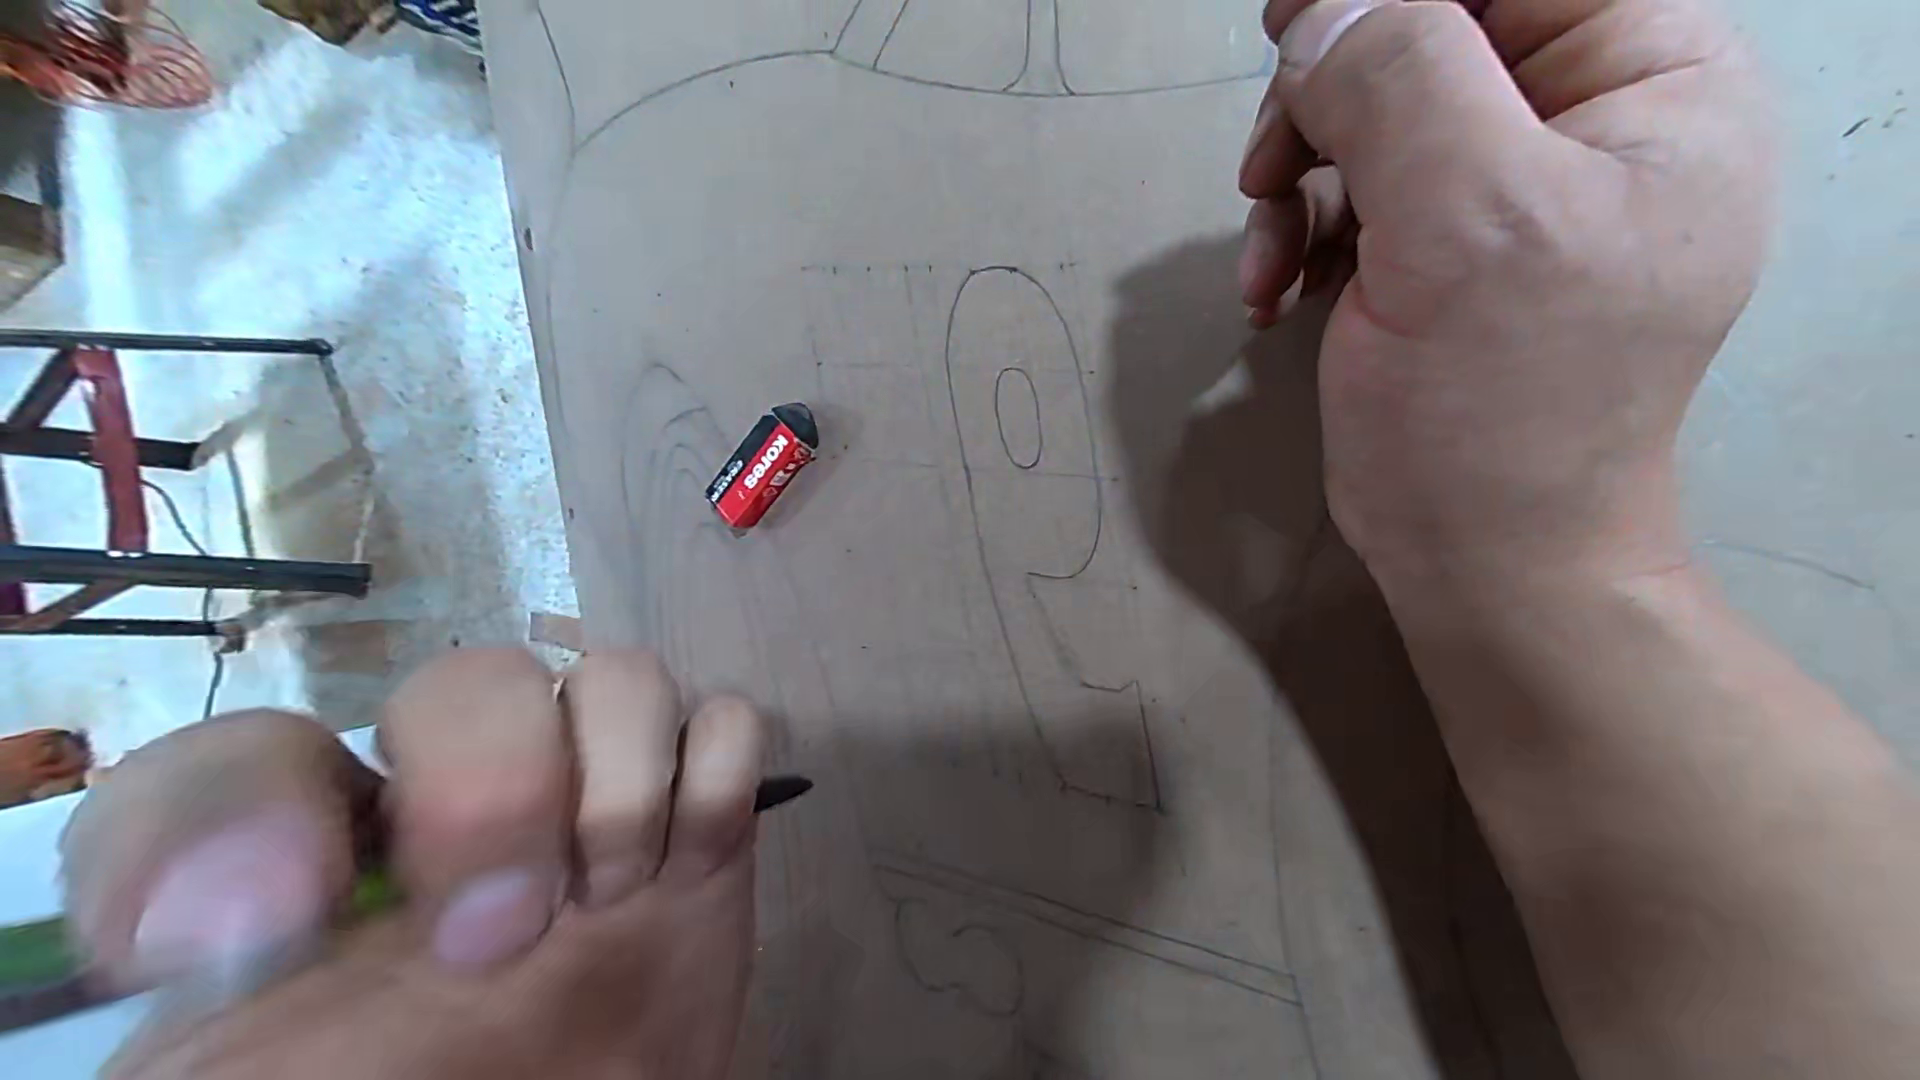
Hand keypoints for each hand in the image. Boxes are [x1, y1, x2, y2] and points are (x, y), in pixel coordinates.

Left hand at [60, 649, 765, 1079]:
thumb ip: (209, 1040)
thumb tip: (243, 931)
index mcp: (340, 848)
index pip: (252, 756)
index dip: (239, 820)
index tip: (270, 935)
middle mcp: (476, 784)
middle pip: (480, 678)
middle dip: (497, 789)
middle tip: (498, 935)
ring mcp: (607, 779)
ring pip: (625, 674)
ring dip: (622, 781)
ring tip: (610, 891)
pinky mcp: (705, 801)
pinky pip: (731, 722)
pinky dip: (715, 778)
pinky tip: (688, 860)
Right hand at [1239, 0, 1773, 590]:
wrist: (1477, 545)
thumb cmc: (1495, 401)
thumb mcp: (1464, 227)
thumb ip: (1401, 89)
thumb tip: (1322, 20)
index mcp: (1635, 85)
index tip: (1283, 20)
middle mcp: (1563, 134)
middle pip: (1419, 51)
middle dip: (1322, 111)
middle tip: (1260, 176)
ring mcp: (1481, 208)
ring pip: (1362, 139)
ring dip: (1292, 193)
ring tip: (1264, 270)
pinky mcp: (1416, 270)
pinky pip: (1340, 215)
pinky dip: (1292, 245)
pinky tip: (1270, 296)